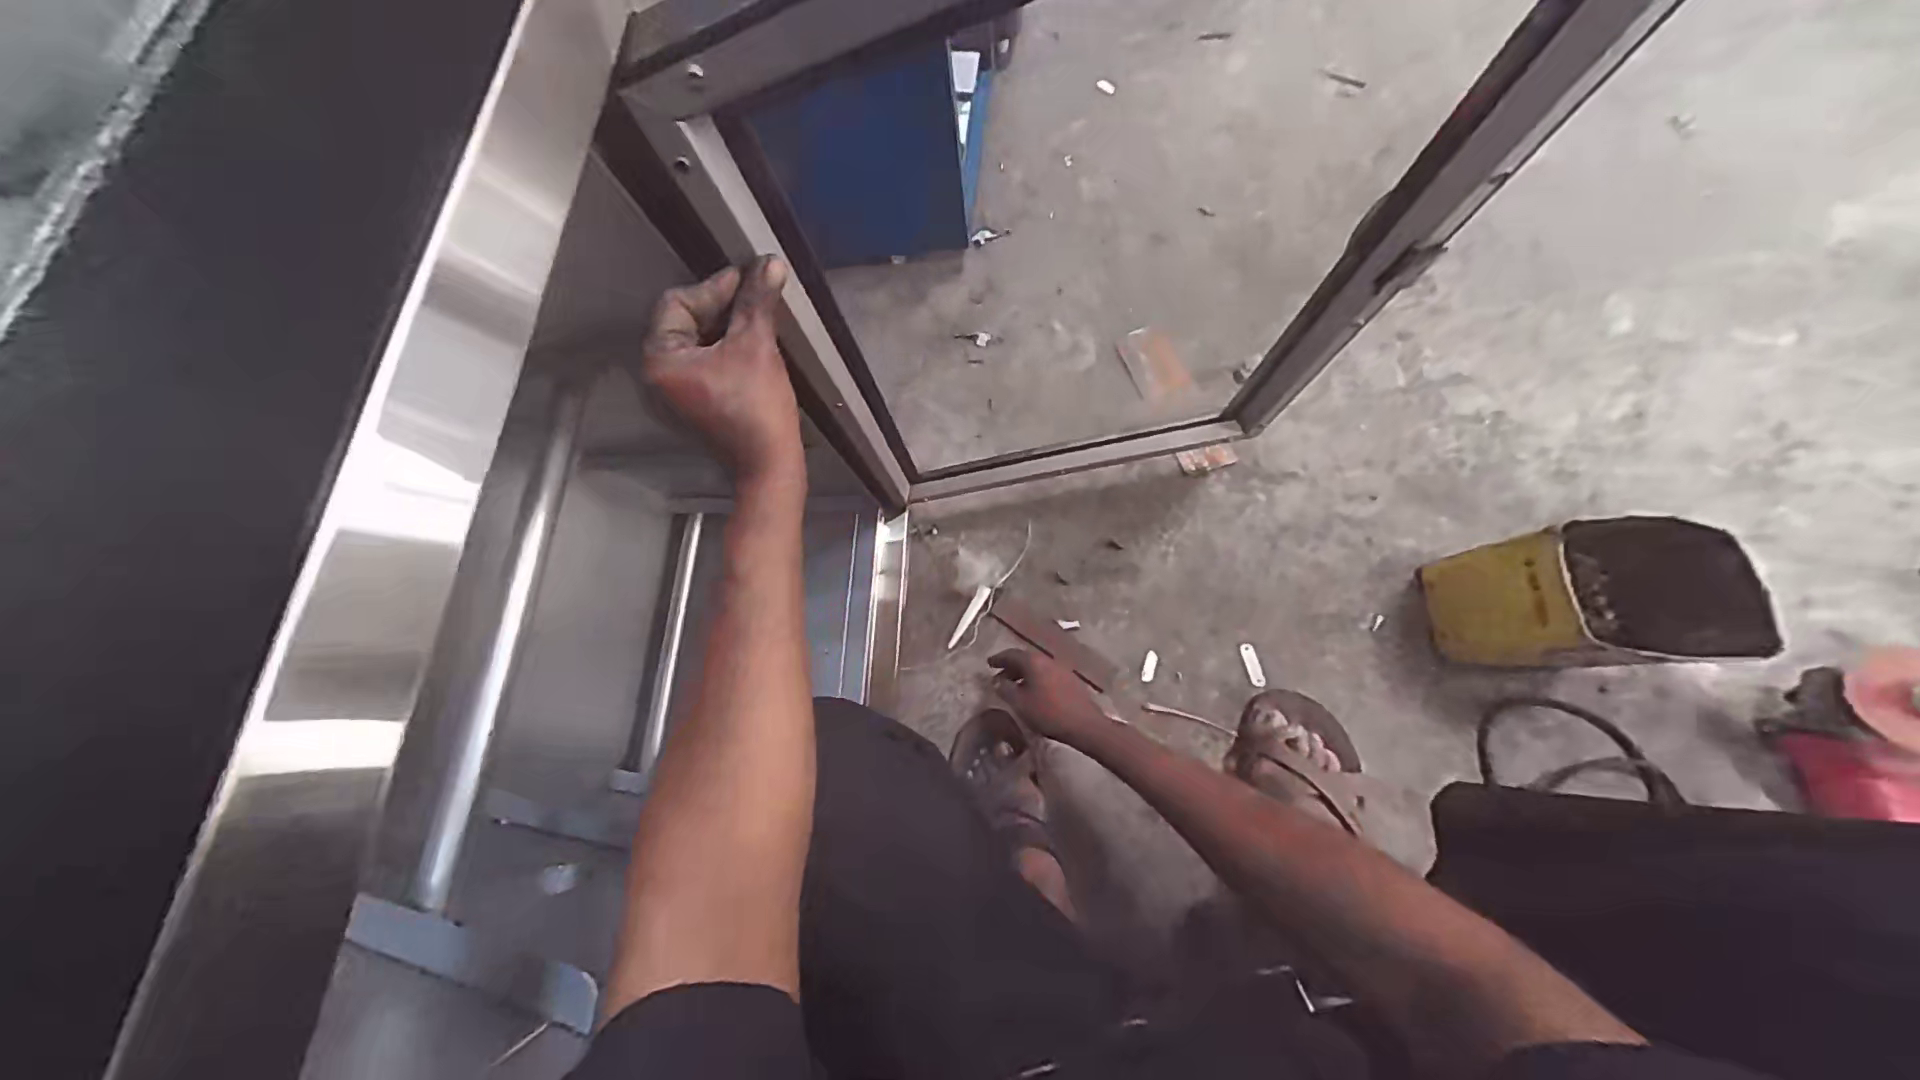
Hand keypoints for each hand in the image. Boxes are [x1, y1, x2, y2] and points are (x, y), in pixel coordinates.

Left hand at [642, 256, 803, 487]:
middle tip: (753, 295)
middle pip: (685, 322)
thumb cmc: (757, 407)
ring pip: (697, 342)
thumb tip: (770, 263)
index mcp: (660, 359)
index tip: (748, 279)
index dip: (714, 287)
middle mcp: (658, 375)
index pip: (678, 302)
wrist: (768, 464)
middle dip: (721, 306)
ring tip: (756, 317)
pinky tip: (751, 344)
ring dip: (726, 327)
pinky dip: (725, 350)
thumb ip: (757, 302)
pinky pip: (705, 363)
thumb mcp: (757, 347)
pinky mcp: (695, 403)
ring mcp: (675, 392)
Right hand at [988, 649, 1113, 745]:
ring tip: (1014, 687)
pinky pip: (1047, 674)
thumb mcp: (1020, 703)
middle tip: (999, 677)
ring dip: (1024, 674)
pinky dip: (1036, 679)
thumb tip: (997, 681)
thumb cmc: (1048, 712)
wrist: (1083, 724)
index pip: (1012, 654)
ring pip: (1037, 667)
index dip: (999, 658)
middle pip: (1025, 659)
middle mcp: (1047, 660)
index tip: (989, 663)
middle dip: (1011, 667)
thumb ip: (1005, 689)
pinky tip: (1033, 692)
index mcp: (1033, 661)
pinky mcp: (1070, 680)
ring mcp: (1061, 669)